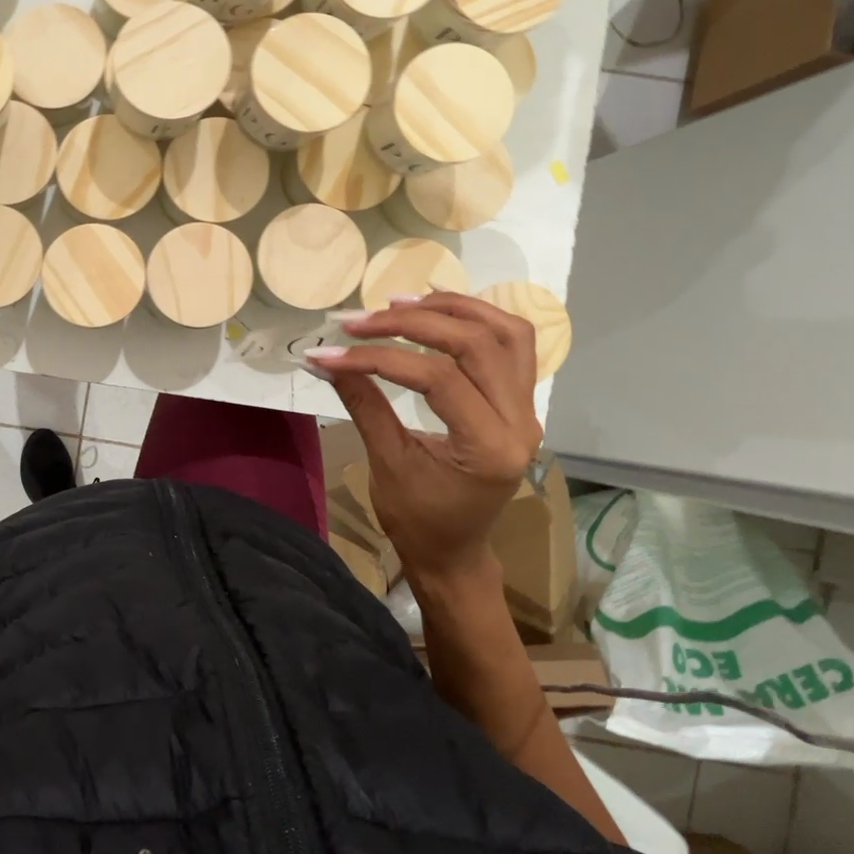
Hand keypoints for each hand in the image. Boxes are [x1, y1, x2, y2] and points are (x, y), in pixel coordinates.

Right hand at [302, 292, 542, 592]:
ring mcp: (527, 408)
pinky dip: (476, 319)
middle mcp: (521, 421)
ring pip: (506, 333)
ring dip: (453, 309)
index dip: (379, 357)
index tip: (330, 351)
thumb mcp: (386, 464)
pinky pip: (511, 345)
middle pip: (476, 344)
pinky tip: (436, 313)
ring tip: (400, 302)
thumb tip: (326, 359)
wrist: (454, 551)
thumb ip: (364, 404)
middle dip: (413, 323)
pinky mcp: (519, 402)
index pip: (436, 378)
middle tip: (360, 320)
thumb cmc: (418, 520)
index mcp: (489, 446)